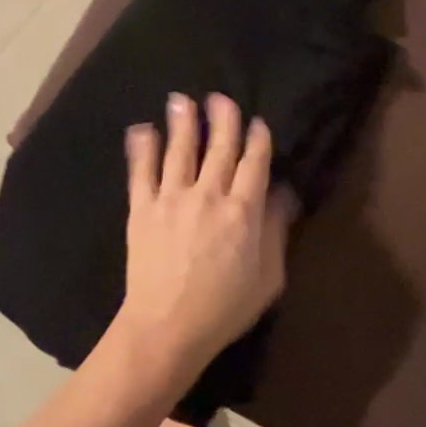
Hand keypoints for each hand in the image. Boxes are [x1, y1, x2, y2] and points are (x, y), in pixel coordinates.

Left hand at [115, 93, 291, 381]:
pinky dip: (142, 149)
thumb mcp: (269, 277)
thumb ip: (276, 231)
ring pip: (179, 151)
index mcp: (244, 211)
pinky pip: (141, 172)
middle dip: (222, 119)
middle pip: (219, 148)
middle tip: (220, 97)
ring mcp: (172, 199)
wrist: (167, 329)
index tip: (257, 123)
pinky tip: (141, 130)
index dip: (258, 139)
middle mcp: (209, 195)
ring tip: (181, 99)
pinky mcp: (142, 210)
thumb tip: (284, 194)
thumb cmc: (225, 308)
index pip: (254, 163)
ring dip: (182, 122)